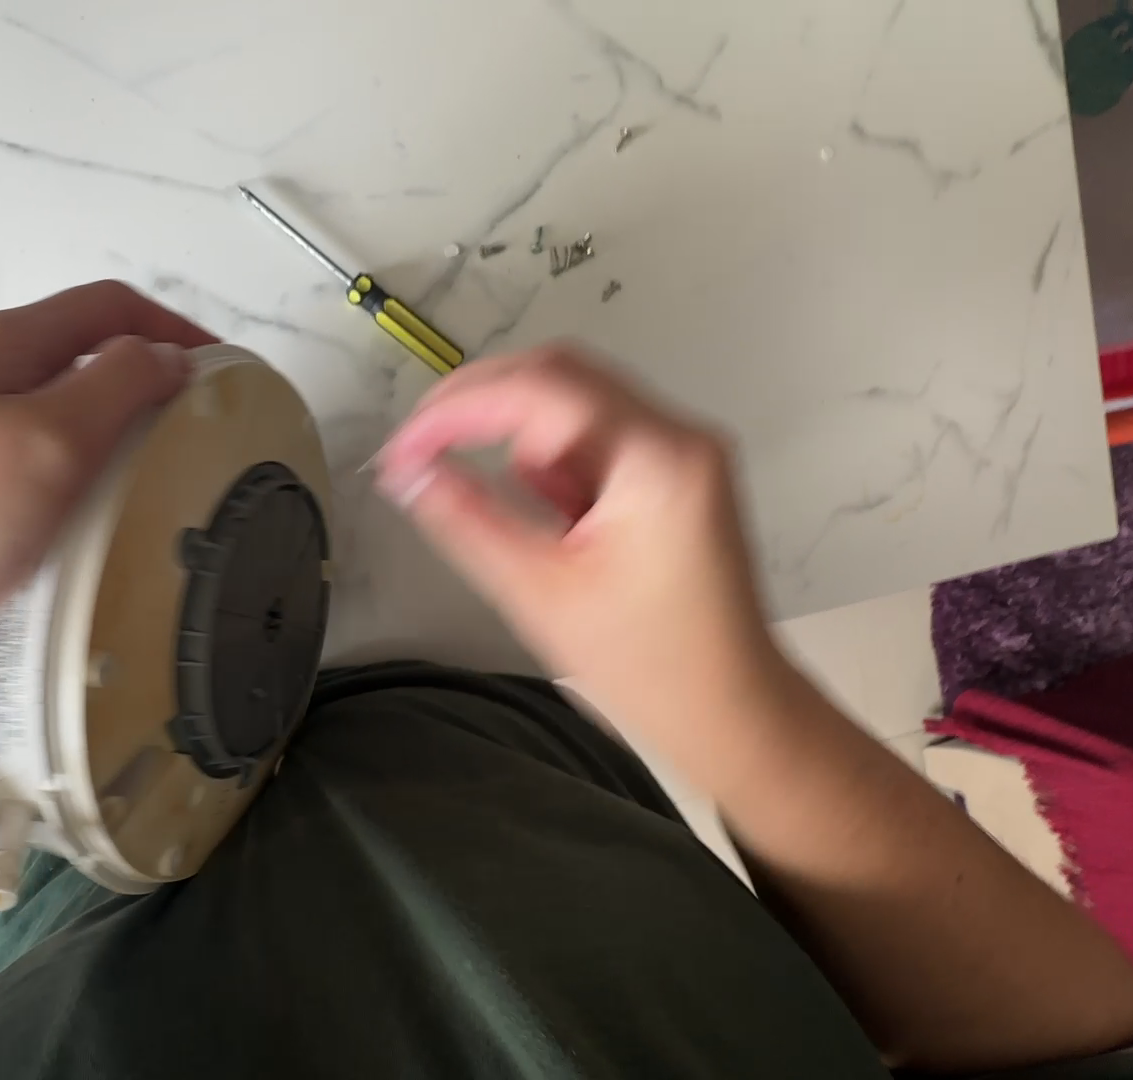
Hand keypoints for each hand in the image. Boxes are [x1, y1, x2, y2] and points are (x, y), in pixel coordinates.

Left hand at [0, 280, 215, 637]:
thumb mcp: (51, 439)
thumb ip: (119, 385)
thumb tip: (171, 358)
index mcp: (8, 342)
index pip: (112, 306)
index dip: (174, 327)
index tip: (221, 370)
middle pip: (88, 344)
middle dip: (151, 370)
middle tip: (194, 421)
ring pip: (66, 392)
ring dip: (120, 410)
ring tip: (156, 457)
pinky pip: (44, 434)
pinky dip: (88, 446)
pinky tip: (94, 490)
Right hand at [375, 344, 787, 722]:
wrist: (730, 710)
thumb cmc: (649, 668)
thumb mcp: (539, 593)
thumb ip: (467, 521)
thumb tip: (407, 474)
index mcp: (657, 460)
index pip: (540, 389)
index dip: (458, 407)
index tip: (403, 446)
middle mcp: (678, 435)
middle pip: (559, 375)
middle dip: (480, 402)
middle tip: (420, 444)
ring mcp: (679, 449)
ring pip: (572, 401)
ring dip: (517, 436)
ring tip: (511, 511)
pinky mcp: (670, 470)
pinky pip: (591, 437)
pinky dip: (550, 462)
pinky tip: (551, 518)